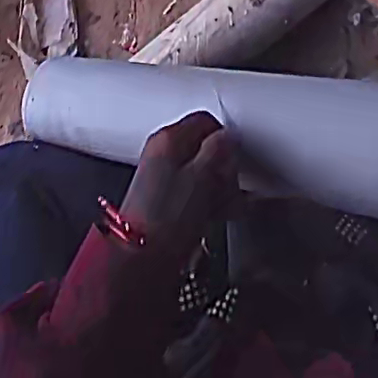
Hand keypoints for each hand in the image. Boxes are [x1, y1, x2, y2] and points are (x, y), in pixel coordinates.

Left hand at [120, 111, 236, 253]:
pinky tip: (214, 216)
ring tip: (225, 206)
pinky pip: (192, 189)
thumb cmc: (166, 217)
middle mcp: (162, 151)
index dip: (225, 138)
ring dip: (218, 186)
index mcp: (169, 138)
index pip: (203, 121)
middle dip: (223, 166)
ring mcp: (161, 174)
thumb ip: (218, 152)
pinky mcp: (163, 197)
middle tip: (231, 186)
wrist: (141, 257)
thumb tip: (229, 136)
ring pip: (200, 170)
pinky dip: (207, 200)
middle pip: (203, 146)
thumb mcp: (201, 178)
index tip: (236, 158)